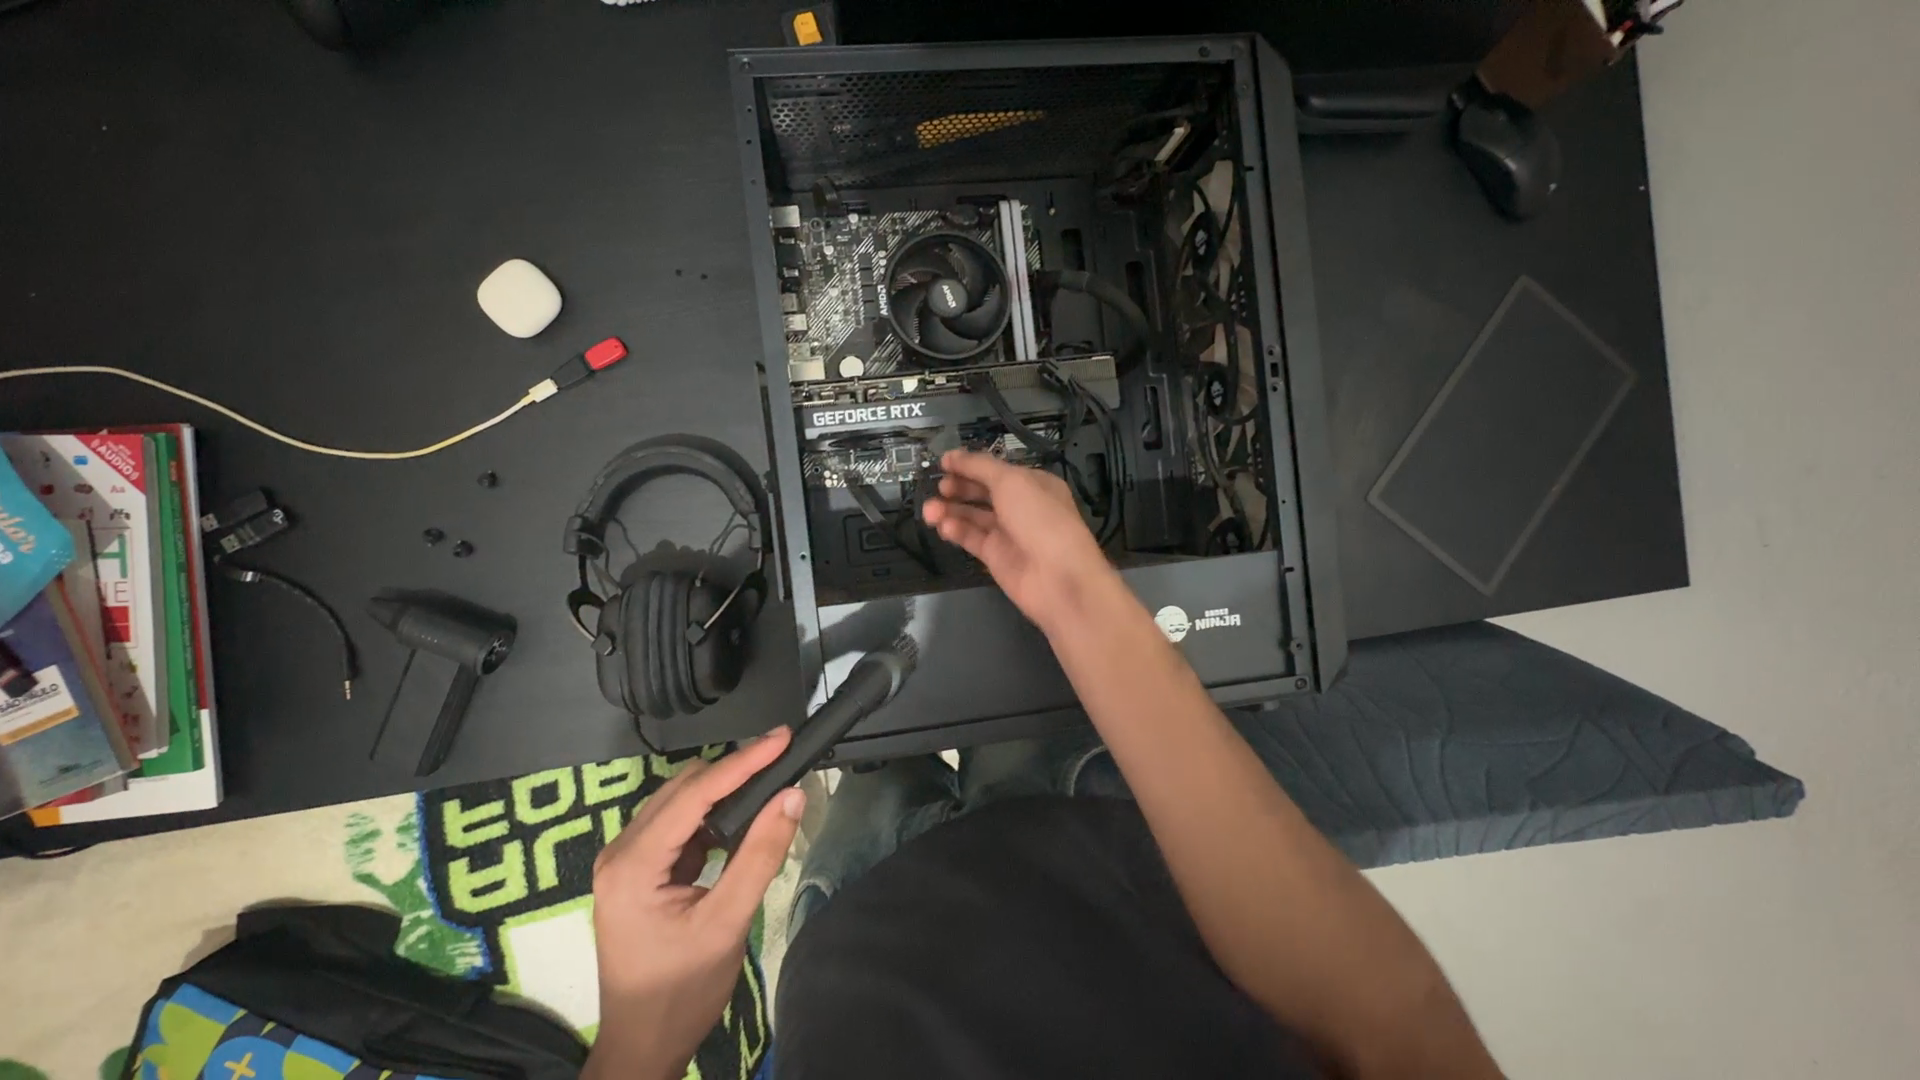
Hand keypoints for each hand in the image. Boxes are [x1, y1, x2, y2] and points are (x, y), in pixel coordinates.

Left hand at [586, 728, 804, 1079]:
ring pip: (679, 802)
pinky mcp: (638, 871)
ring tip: (770, 781)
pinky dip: (711, 816)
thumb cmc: (682, 992)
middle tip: (783, 758)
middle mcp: (620, 852)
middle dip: (734, 770)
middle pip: (683, 789)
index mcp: (632, 864)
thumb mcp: (728, 924)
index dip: (742, 762)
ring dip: (723, 791)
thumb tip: (792, 796)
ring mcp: (625, 861)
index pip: (694, 794)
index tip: (782, 738)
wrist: (643, 1045)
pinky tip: (742, 818)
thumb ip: (760, 855)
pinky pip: (678, 825)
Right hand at [920, 449, 1120, 631]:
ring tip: (929, 511)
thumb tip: (953, 455)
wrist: (1057, 577)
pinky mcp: (996, 556)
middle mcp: (1021, 506)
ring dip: (951, 510)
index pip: (996, 470)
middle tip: (939, 487)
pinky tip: (943, 526)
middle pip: (982, 492)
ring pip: (973, 516)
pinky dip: (956, 531)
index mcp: (1032, 483)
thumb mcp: (1012, 481)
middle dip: (959, 487)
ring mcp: (1008, 533)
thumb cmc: (1040, 519)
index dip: (970, 465)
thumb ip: (980, 466)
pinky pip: (972, 538)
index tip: (943, 463)